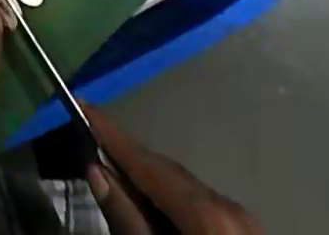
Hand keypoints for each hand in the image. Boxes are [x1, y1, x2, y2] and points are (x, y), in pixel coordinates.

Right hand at [84, 106, 262, 234]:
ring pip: (184, 187)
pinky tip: (153, 208)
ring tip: (114, 172)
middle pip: (167, 170)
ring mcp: (246, 222)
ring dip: (148, 179)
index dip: (111, 133)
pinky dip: (172, 200)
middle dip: (128, 156)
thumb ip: (129, 221)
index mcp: (207, 213)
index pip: (147, 161)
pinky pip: (202, 205)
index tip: (82, 105)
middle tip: (90, 136)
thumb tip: (96, 171)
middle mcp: (229, 206)